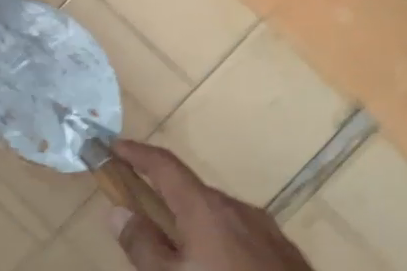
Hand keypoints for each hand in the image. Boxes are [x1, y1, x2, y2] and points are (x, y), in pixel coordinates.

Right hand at [103, 140, 314, 270]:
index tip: (112, 147)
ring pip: (223, 219)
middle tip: (146, 222)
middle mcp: (240, 211)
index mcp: (206, 209)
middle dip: (167, 200)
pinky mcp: (294, 261)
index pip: (164, 165)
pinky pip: (248, 240)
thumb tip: (119, 211)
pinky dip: (227, 246)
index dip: (136, 153)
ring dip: (199, 227)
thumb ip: (142, 244)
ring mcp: (272, 235)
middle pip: (193, 194)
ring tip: (189, 258)